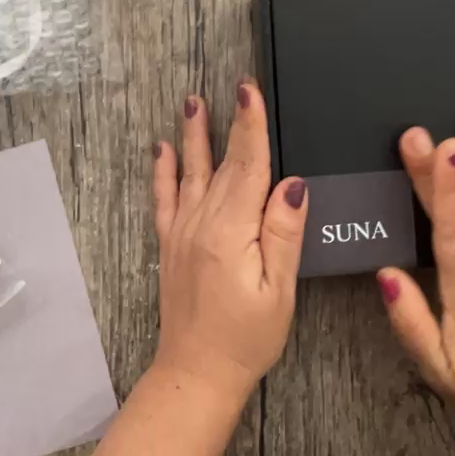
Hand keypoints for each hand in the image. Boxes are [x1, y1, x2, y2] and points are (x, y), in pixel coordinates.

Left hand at [149, 81, 306, 399]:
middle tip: (232, 85)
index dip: (251, 126)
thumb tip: (293, 185)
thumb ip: (283, 234)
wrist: (197, 370)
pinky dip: (163, 172)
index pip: (247, 167)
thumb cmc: (246, 337)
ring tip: (192, 102)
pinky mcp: (171, 244)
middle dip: (229, 122)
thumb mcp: (279, 290)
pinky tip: (161, 150)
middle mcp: (201, 223)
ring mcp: (182, 232)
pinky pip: (164, 199)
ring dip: (192, 136)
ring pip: (189, 173)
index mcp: (232, 231)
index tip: (250, 91)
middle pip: (221, 163)